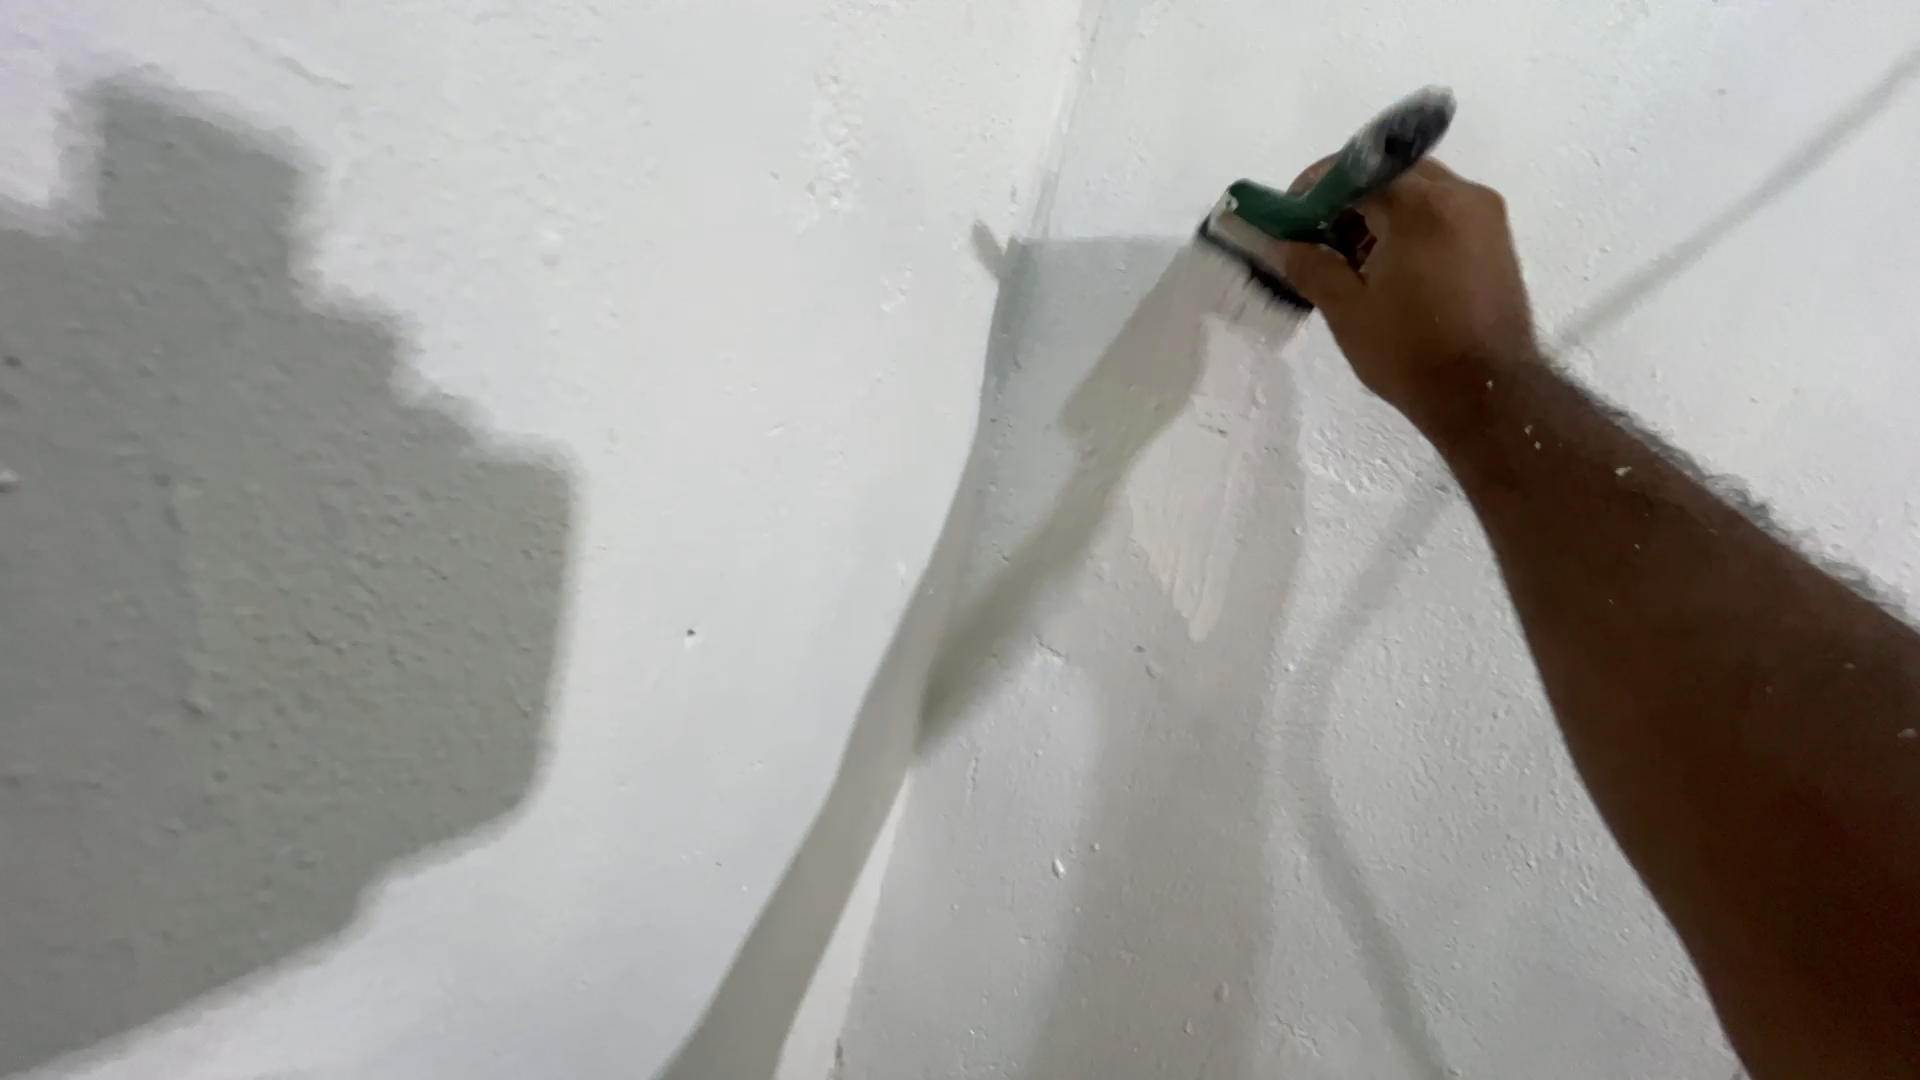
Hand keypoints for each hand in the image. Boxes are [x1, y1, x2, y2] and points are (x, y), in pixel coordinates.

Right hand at [1278, 159, 1537, 413]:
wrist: (1482, 390)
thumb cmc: (1406, 350)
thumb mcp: (1346, 309)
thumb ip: (1310, 266)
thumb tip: (1281, 243)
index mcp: (1421, 206)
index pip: (1359, 170)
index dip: (1316, 188)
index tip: (1290, 216)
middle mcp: (1461, 196)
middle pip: (1393, 174)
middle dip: (1349, 197)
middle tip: (1316, 237)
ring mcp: (1484, 215)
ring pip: (1420, 192)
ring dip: (1379, 212)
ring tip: (1348, 258)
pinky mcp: (1494, 239)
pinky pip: (1442, 213)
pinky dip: (1407, 225)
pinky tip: (1384, 267)